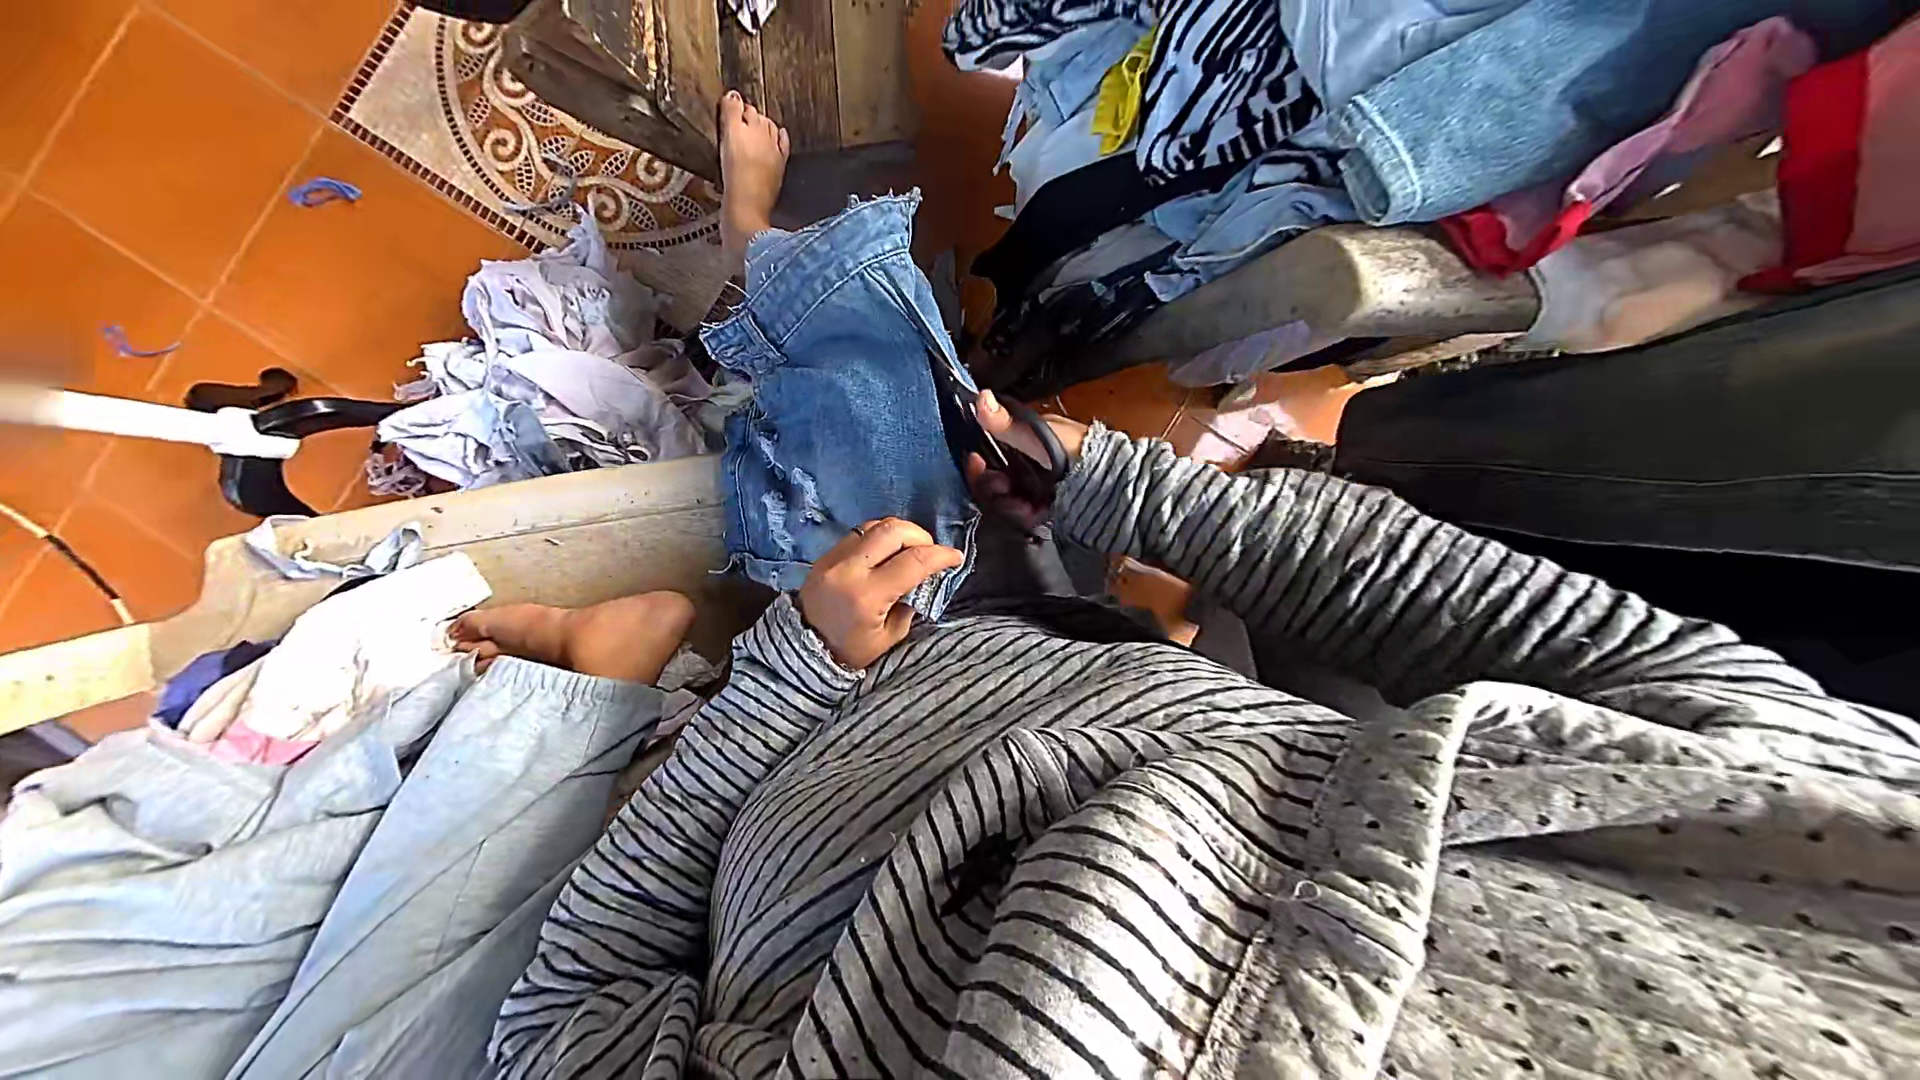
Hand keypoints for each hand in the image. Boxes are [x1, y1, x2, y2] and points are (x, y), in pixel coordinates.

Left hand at [797, 518, 964, 668]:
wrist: (801, 651)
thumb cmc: (850, 651)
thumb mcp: (889, 637)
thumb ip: (909, 604)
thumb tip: (923, 579)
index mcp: (867, 594)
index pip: (913, 561)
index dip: (941, 555)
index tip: (956, 557)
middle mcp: (849, 568)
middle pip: (893, 530)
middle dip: (921, 536)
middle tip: (931, 552)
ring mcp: (833, 558)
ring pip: (875, 525)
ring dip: (900, 532)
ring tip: (910, 549)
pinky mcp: (825, 555)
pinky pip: (859, 533)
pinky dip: (880, 537)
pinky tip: (888, 552)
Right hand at [964, 389, 1087, 531]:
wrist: (1103, 476)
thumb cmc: (1068, 447)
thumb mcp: (1032, 433)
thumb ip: (1003, 421)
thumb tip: (980, 396)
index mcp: (1024, 442)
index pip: (990, 457)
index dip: (979, 465)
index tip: (977, 466)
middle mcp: (1029, 464)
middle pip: (997, 483)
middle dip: (994, 490)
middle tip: (1003, 492)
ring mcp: (1039, 486)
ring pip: (1009, 501)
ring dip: (1009, 506)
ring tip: (1023, 508)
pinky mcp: (1049, 506)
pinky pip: (1027, 515)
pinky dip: (1027, 516)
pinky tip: (1034, 514)